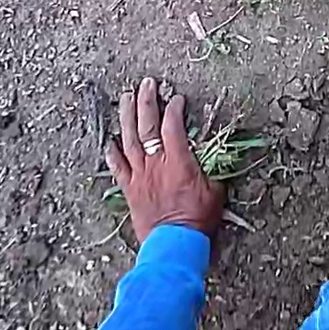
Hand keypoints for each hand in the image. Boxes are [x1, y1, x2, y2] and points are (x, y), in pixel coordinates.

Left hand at [104, 77, 223, 242]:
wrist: (174, 245)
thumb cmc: (198, 220)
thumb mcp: (216, 191)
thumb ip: (214, 170)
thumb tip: (218, 157)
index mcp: (178, 161)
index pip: (173, 126)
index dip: (174, 108)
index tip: (177, 98)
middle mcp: (156, 164)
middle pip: (147, 125)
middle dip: (147, 101)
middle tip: (147, 84)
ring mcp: (140, 175)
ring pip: (129, 139)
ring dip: (127, 116)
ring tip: (127, 97)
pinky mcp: (130, 189)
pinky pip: (118, 167)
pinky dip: (112, 152)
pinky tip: (110, 139)